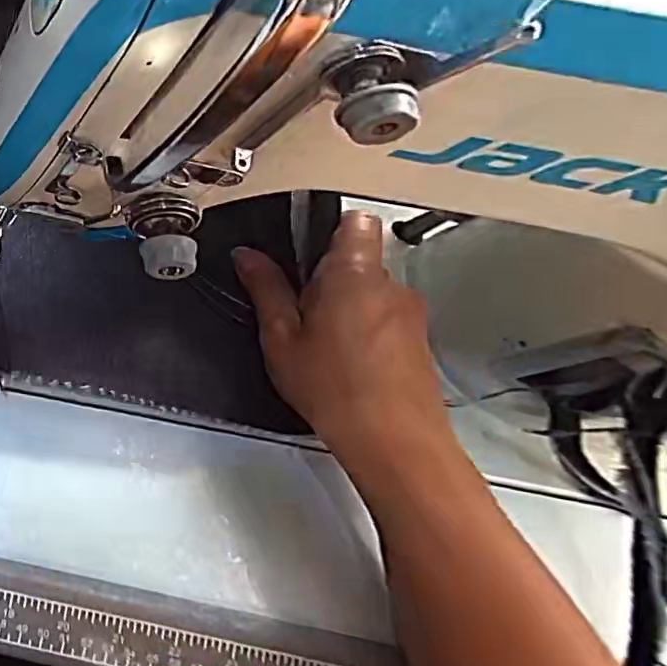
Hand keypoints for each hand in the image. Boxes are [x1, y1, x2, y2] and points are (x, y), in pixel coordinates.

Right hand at [232, 211, 449, 459]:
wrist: (396, 444)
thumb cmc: (338, 391)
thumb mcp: (281, 337)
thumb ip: (265, 288)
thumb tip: (248, 257)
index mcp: (354, 274)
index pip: (353, 221)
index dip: (326, 226)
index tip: (301, 246)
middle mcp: (389, 285)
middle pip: (355, 258)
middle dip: (325, 276)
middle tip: (298, 308)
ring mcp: (409, 313)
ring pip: (369, 289)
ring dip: (344, 303)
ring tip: (319, 342)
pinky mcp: (418, 339)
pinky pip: (384, 315)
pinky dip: (363, 327)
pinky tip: (343, 360)